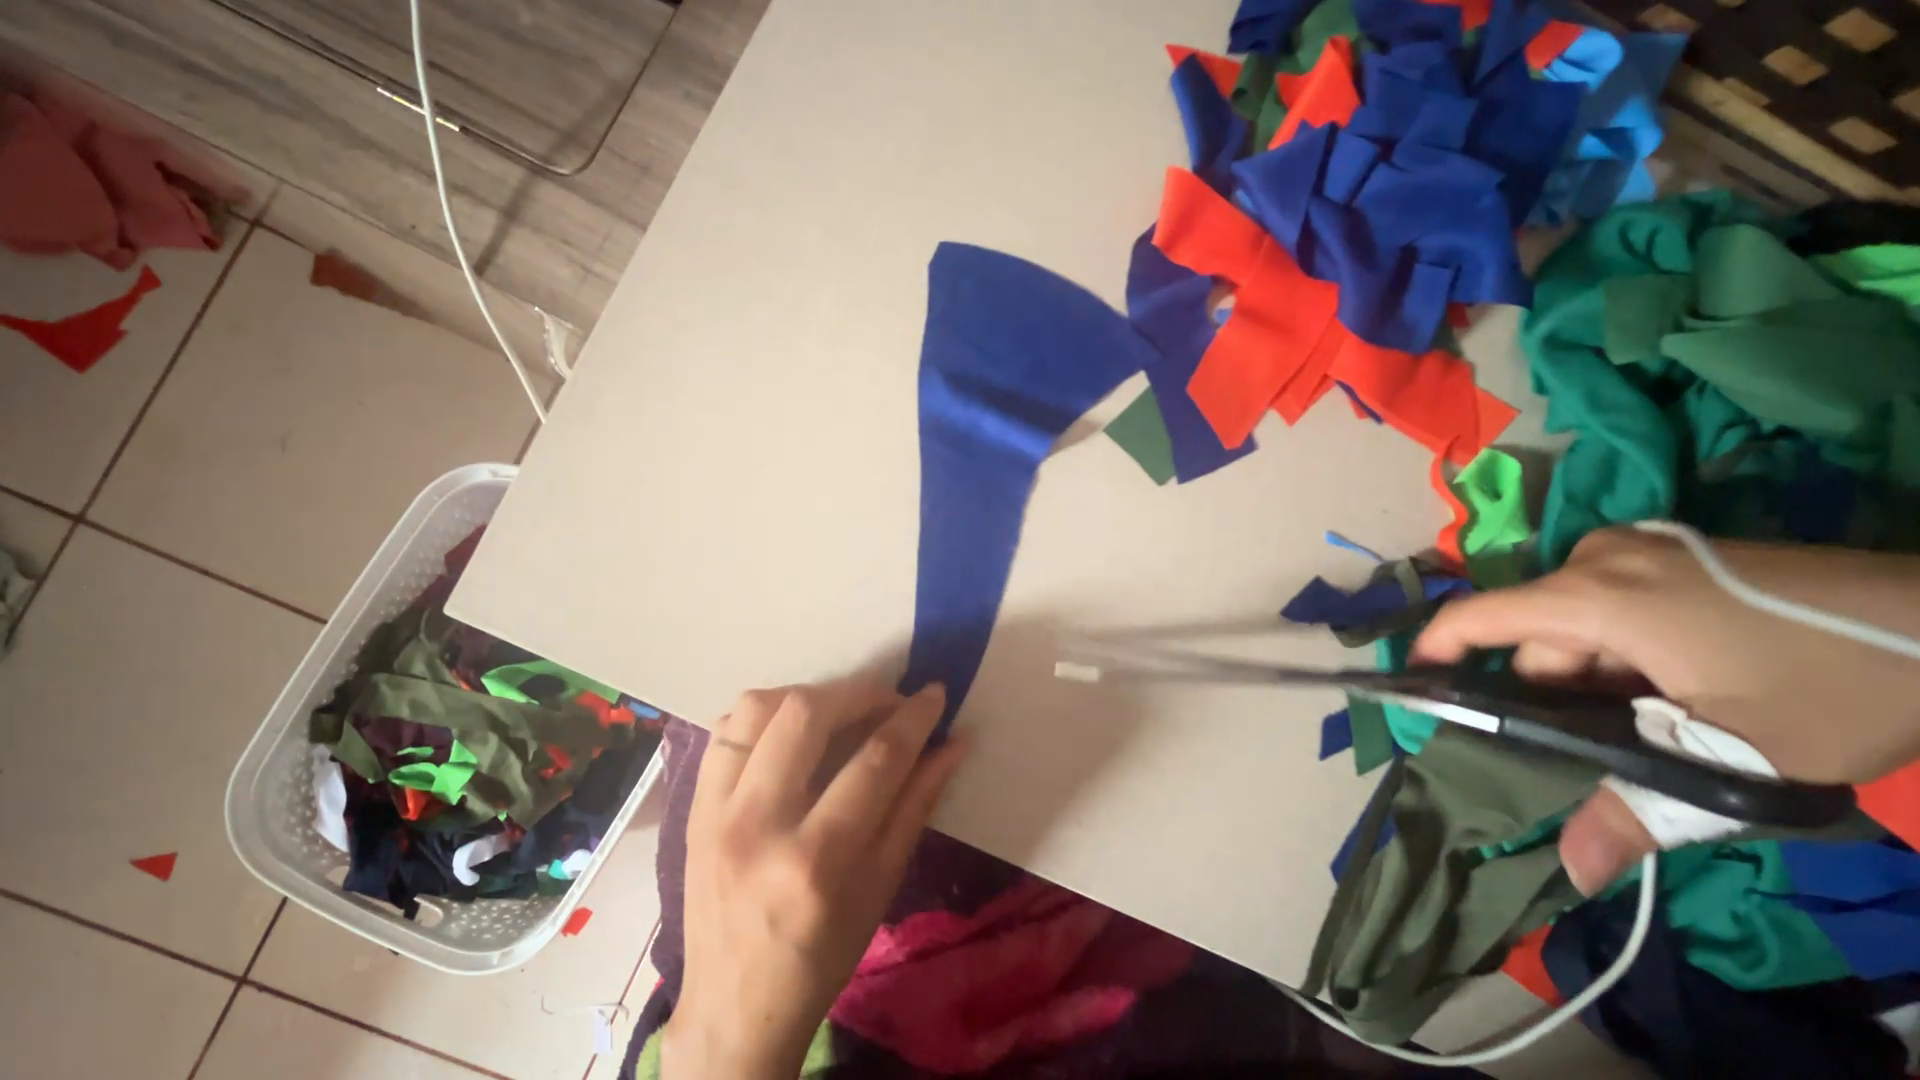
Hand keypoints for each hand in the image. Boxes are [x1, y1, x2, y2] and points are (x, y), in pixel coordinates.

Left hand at [662, 679, 968, 1078]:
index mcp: (816, 860)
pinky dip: (763, 716)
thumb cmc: (822, 956)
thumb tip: (953, 743)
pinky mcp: (692, 807)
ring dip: (807, 696)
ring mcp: (714, 812)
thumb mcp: (881, 887)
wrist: (736, 1005)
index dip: (912, 718)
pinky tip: (791, 730)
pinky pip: (723, 732)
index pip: (875, 760)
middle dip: (859, 693)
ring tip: (839, 711)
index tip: (933, 695)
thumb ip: (916, 805)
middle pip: (806, 715)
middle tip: (888, 701)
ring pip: (756, 709)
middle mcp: (758, 825)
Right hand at [1412, 527, 1919, 894]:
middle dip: (1557, 691)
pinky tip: (1684, 683)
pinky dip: (1626, 649)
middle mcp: (1602, 558)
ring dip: (1599, 675)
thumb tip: (1571, 873)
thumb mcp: (1739, 758)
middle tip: (1613, 744)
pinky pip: (1613, 605)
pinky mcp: (1678, 554)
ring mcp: (1644, 551)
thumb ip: (1641, 810)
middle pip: (1537, 633)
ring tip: (1666, 719)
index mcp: (1596, 595)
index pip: (1480, 617)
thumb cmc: (1833, 682)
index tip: (1413, 690)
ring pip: (1578, 623)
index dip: (1437, 651)